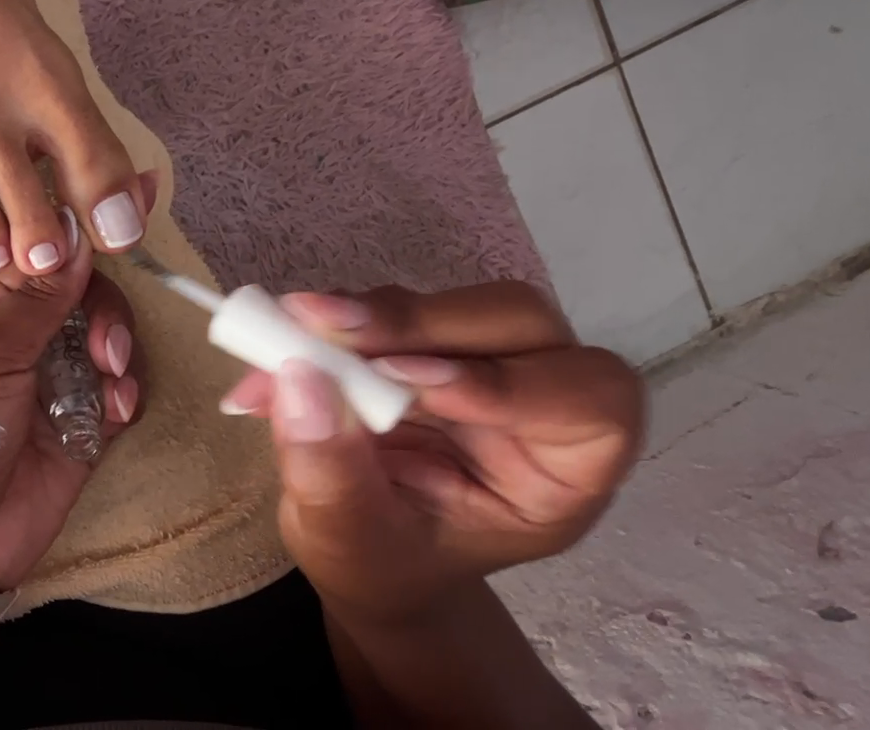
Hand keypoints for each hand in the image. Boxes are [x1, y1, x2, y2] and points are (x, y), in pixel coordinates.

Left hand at [0, 207, 142, 591]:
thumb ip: (36, 298)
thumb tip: (74, 231)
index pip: (45, 258)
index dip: (86, 238)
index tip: (134, 208)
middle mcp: (27, 337)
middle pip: (88, 297)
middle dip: (105, 313)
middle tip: (107, 349)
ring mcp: (58, 381)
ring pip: (110, 340)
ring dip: (119, 352)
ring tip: (108, 382)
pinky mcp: (85, 424)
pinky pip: (121, 391)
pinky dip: (126, 393)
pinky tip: (116, 410)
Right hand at [218, 282, 643, 627]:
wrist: (362, 554)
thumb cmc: (379, 567)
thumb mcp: (349, 539)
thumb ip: (328, 469)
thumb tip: (294, 375)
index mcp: (559, 475)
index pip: (587, 400)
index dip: (499, 378)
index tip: (396, 376)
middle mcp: (533, 405)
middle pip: (517, 323)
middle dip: (417, 320)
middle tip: (326, 323)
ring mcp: (477, 366)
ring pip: (450, 303)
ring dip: (369, 312)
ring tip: (293, 330)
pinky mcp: (421, 344)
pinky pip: (387, 307)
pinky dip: (332, 318)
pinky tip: (283, 340)